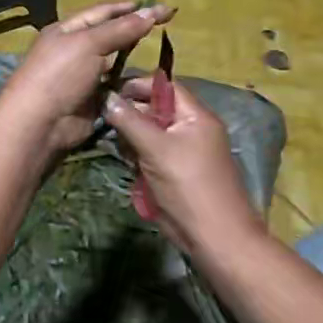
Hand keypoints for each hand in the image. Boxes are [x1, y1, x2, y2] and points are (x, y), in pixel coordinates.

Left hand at [0, 1, 175, 160]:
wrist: (41, 124)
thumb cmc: (60, 74)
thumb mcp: (90, 44)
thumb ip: (122, 29)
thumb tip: (153, 11)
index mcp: (67, 30)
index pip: (102, 12)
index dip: (128, 8)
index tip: (157, 8)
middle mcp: (75, 50)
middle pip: (109, 36)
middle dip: (133, 30)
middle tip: (163, 26)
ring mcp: (83, 76)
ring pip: (114, 62)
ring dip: (132, 58)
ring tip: (160, 51)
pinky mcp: (92, 99)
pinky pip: (115, 86)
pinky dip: (129, 83)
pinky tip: (148, 80)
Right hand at [103, 76, 265, 255]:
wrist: (214, 236)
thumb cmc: (188, 185)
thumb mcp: (156, 149)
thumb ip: (130, 121)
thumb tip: (108, 97)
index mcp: (196, 116)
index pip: (166, 87)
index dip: (139, 86)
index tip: (112, 93)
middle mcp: (192, 129)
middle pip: (156, 111)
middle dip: (132, 117)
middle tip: (109, 126)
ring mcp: (185, 152)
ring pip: (151, 136)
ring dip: (134, 141)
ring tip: (122, 151)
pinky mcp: (177, 173)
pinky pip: (154, 156)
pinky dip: (140, 159)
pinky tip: (130, 168)